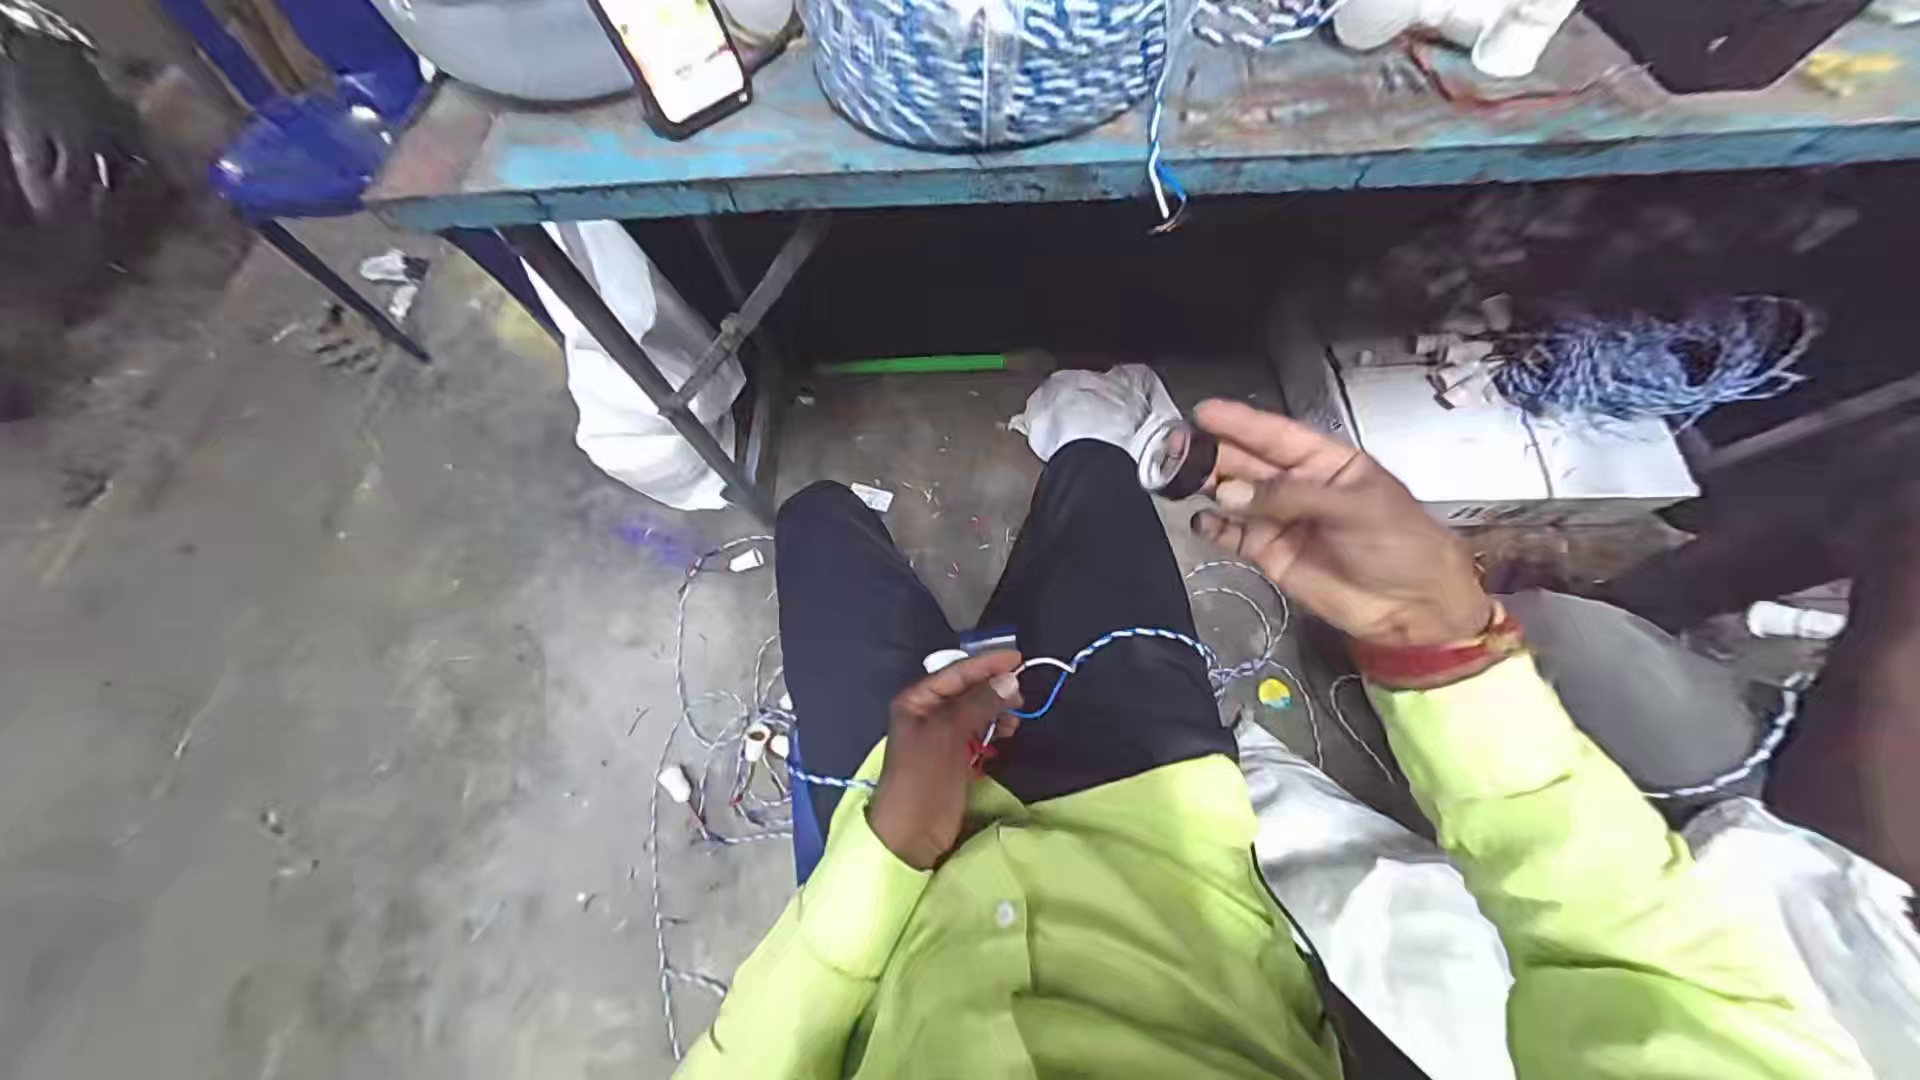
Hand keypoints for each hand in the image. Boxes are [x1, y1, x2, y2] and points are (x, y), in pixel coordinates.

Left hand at [868, 651, 1023, 869]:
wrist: (910, 837)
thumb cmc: (922, 779)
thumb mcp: (948, 734)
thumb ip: (978, 703)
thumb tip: (1010, 680)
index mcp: (917, 700)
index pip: (956, 672)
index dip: (987, 664)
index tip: (1018, 657)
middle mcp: (928, 712)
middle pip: (967, 690)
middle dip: (994, 688)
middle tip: (1021, 692)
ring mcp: (941, 735)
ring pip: (976, 711)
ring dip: (996, 710)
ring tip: (1014, 718)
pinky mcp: (954, 757)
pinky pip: (978, 733)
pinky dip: (993, 730)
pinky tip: (1006, 733)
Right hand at [1189, 400, 1492, 647]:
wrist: (1411, 608)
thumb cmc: (1402, 545)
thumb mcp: (1355, 508)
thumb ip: (1290, 497)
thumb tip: (1230, 493)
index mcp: (1325, 463)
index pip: (1275, 436)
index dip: (1240, 423)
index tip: (1205, 412)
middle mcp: (1295, 486)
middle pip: (1246, 463)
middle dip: (1212, 453)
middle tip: (1177, 445)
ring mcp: (1277, 518)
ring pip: (1232, 496)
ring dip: (1205, 485)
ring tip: (1176, 478)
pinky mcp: (1265, 550)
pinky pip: (1230, 533)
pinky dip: (1211, 526)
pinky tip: (1201, 520)